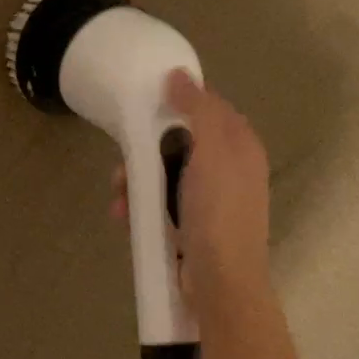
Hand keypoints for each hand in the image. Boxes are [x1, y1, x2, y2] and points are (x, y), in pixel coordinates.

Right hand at [111, 70, 272, 306]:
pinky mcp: (190, 229)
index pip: (207, 110)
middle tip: (122, 164)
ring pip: (165, 179)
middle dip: (146, 153)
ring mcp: (208, 203)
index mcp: (240, 147)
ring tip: (118, 200)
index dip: (175, 106)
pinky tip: (124, 218)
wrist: (220, 284)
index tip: (141, 111)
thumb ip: (197, 111)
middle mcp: (227, 171)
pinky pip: (160, 208)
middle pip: (179, 146)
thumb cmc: (218, 214)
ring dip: (137, 184)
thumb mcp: (211, 153)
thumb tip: (178, 74)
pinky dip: (141, 209)